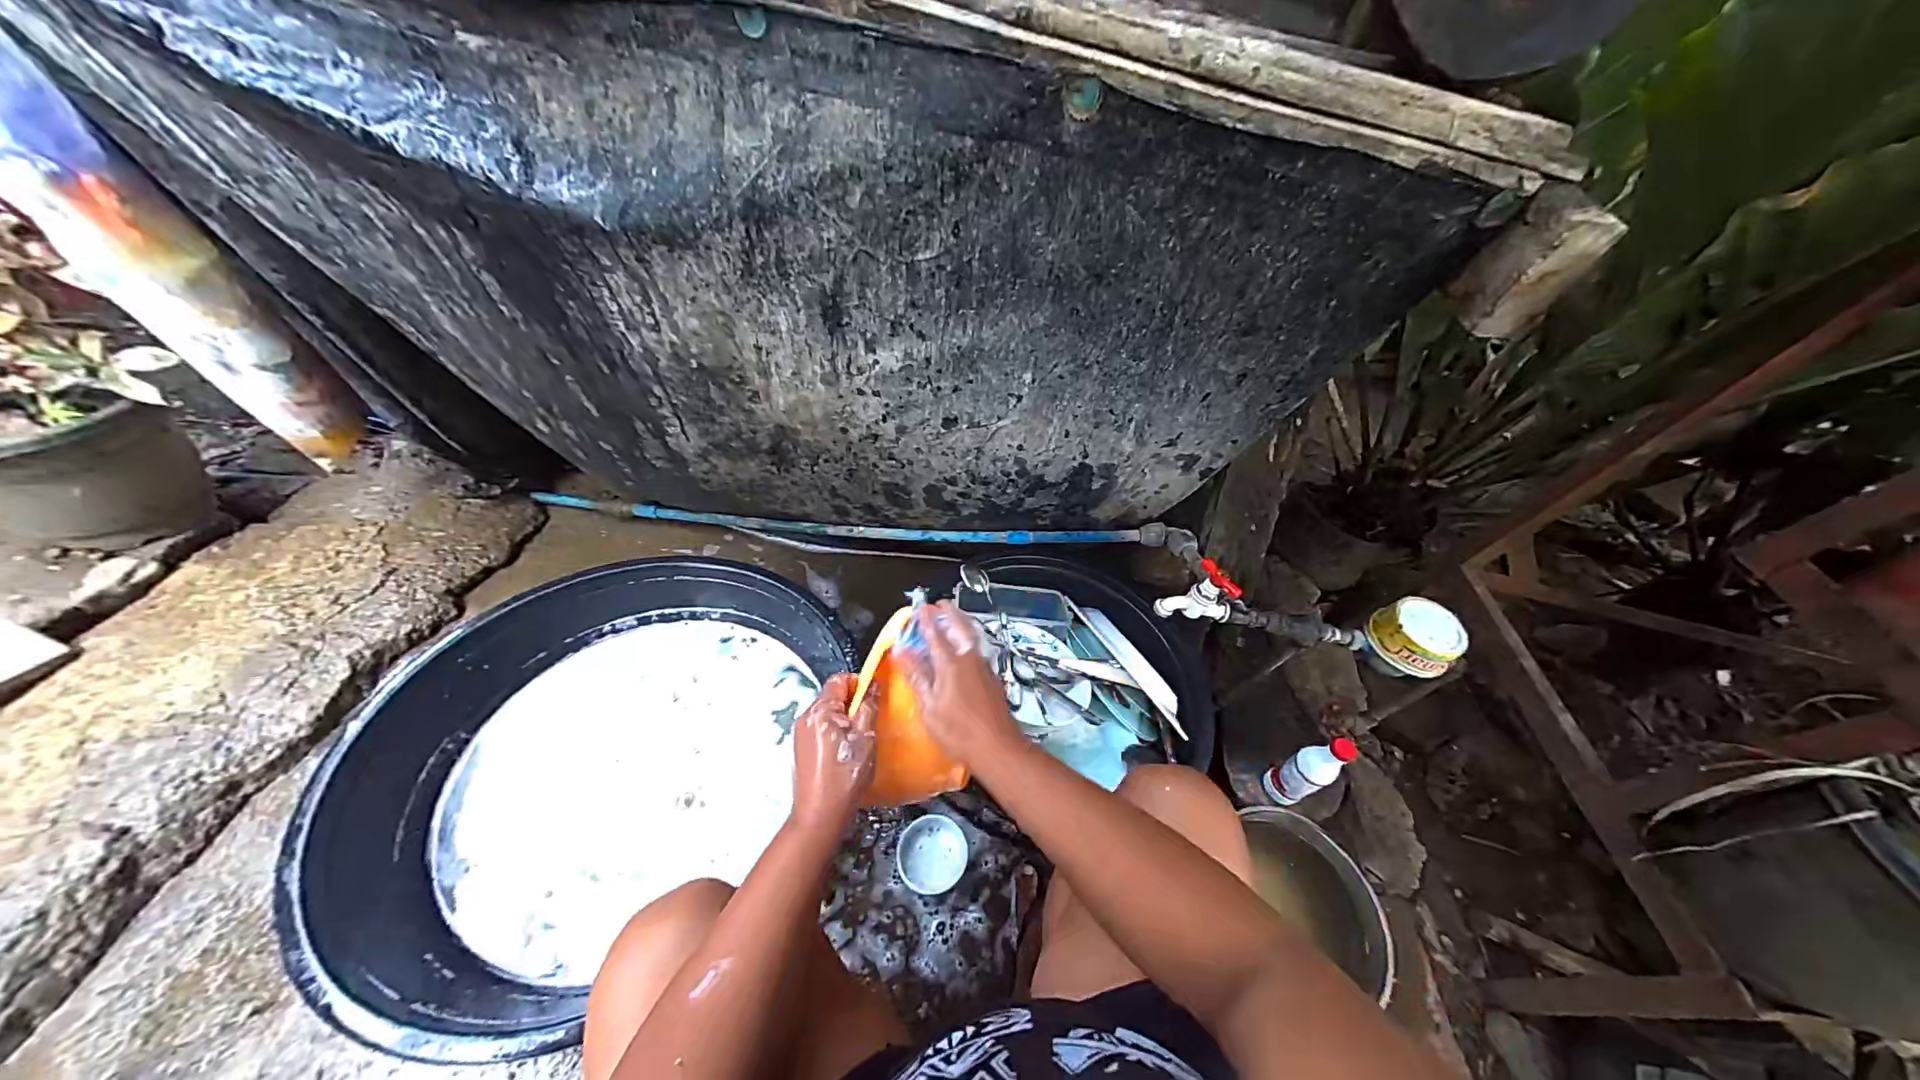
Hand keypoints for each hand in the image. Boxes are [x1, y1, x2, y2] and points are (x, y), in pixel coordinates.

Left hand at [791, 673, 876, 828]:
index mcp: (820, 711)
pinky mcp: (802, 747)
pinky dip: (836, 732)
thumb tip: (873, 686)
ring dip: (845, 719)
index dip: (859, 683)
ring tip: (859, 740)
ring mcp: (802, 734)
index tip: (873, 693)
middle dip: (853, 703)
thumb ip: (869, 706)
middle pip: (833, 696)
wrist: (820, 814)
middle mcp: (806, 718)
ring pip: (828, 713)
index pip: (839, 680)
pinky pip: (822, 728)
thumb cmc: (843, 780)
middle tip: (869, 720)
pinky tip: (847, 751)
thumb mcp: (866, 738)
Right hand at [903, 601, 1022, 767]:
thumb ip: (917, 676)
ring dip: (961, 624)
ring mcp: (984, 668)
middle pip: (960, 628)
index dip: (926, 620)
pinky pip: (978, 651)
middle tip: (940, 604)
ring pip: (972, 637)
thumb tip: (901, 652)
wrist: (998, 747)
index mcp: (950, 664)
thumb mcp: (929, 706)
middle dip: (949, 613)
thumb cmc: (958, 731)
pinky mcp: (992, 679)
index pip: (935, 634)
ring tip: (953, 618)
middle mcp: (969, 660)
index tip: (920, 608)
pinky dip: (968, 641)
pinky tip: (965, 648)